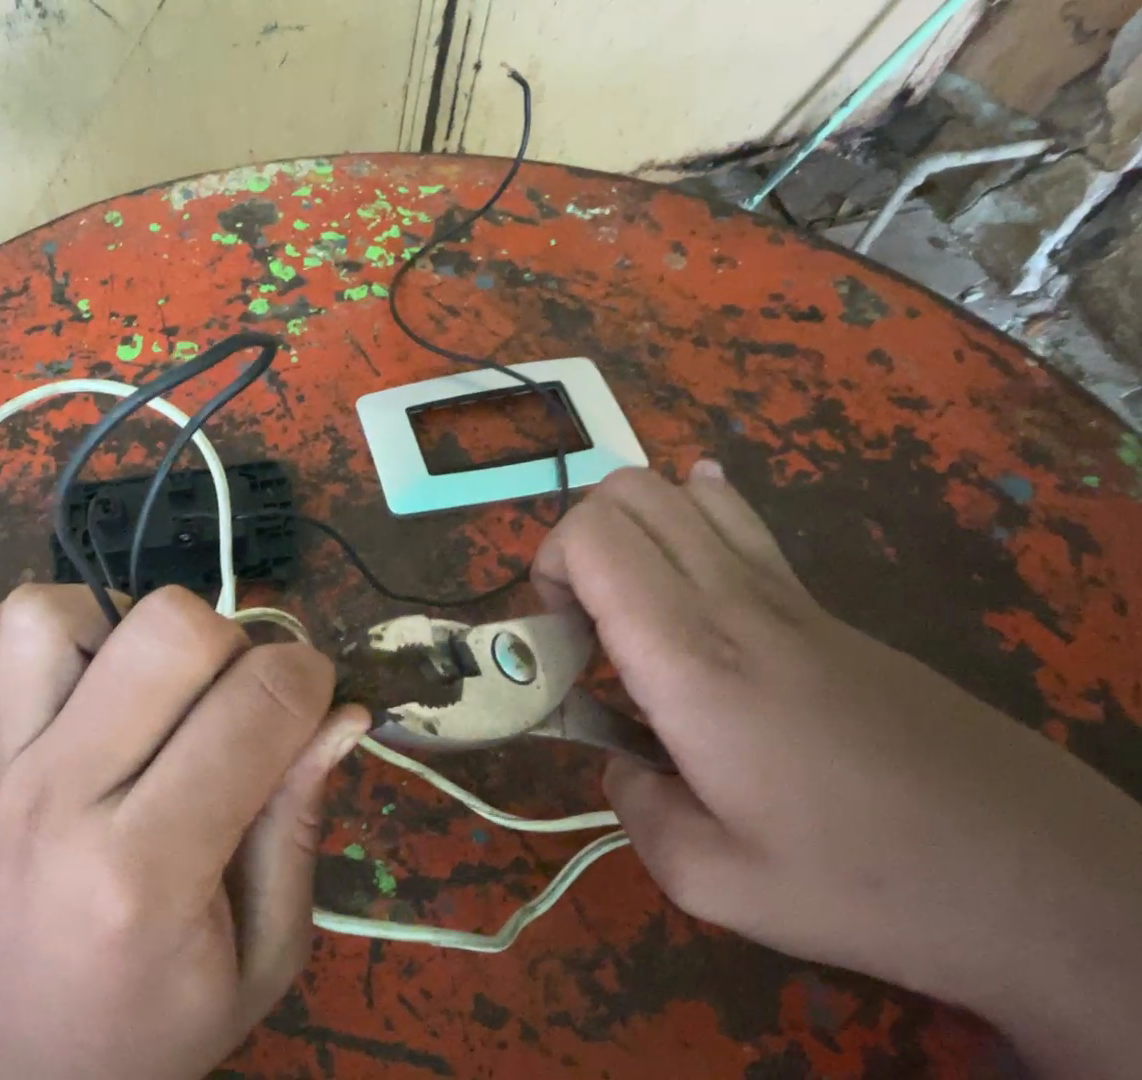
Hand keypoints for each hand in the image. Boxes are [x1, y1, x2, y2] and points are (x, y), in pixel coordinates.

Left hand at [0, 585, 368, 1079]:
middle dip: (233, 644)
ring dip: (130, 625)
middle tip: (241, 700)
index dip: (310, 682)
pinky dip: (49, 629)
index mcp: (146, 867)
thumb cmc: (161, 1022)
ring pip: (56, 611)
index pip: (251, 709)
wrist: (34, 1058)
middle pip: (163, 631)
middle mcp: (64, 793)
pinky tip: (90, 676)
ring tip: (162, 687)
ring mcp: (9, 761)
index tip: (320, 703)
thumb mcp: (268, 951)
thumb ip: (298, 822)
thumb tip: (341, 712)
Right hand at [534, 463, 1141, 1077]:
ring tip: (628, 605)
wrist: (1048, 881)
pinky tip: (686, 567)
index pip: (593, 537)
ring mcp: (788, 597)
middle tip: (583, 625)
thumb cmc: (865, 881)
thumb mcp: (710, 881)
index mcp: (691, 660)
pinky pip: (739, 521)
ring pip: (680, 490)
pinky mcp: (825, 610)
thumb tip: (623, 762)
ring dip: (629, 530)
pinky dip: (691, 519)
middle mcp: (734, 603)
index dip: (547, 568)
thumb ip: (632, 806)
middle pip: (626, 493)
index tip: (558, 642)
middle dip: (574, 543)